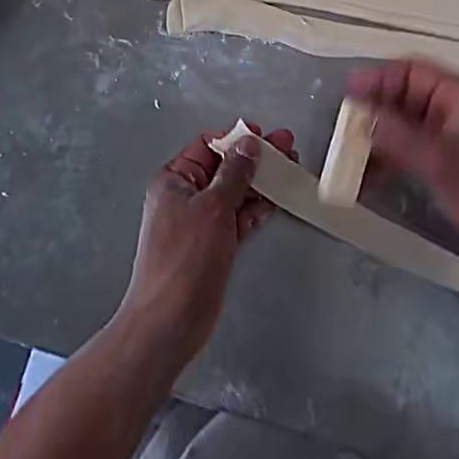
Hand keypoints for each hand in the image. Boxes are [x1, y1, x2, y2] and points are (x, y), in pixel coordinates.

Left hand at [114, 125, 297, 363]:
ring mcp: (201, 221)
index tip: (264, 136)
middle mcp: (186, 196)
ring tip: (289, 168)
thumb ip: (235, 173)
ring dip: (261, 181)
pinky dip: (257, 207)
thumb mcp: (213, 207)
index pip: (208, 147)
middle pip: (225, 168)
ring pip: (235, 191)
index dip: (236, 139)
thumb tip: (249, 144)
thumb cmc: (184, 260)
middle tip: (286, 148)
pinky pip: (239, 216)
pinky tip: (276, 198)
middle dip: (255, 158)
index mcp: (174, 180)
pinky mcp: (215, 243)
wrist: (170, 322)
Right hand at [349, 58, 458, 269]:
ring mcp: (454, 133)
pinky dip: (392, 157)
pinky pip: (413, 147)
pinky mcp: (452, 159)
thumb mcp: (440, 162)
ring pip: (406, 123)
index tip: (347, 95)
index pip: (412, 70)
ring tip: (350, 157)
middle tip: (343, 129)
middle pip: (406, 95)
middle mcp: (456, 106)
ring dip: (380, 137)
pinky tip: (370, 176)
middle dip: (375, 111)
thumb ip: (398, 136)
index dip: (378, 79)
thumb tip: (363, 117)